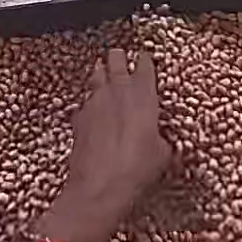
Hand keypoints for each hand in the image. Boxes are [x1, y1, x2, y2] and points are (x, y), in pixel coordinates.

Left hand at [47, 48, 170, 241]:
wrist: (99, 186)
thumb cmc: (137, 168)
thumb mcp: (162, 154)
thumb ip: (161, 138)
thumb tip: (159, 140)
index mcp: (143, 94)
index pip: (145, 64)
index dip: (145, 59)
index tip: (145, 57)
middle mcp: (117, 91)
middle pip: (116, 60)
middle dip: (119, 57)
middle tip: (121, 55)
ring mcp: (94, 102)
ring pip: (96, 74)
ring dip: (101, 71)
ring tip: (103, 69)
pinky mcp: (79, 118)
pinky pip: (84, 102)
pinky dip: (89, 102)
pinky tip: (91, 109)